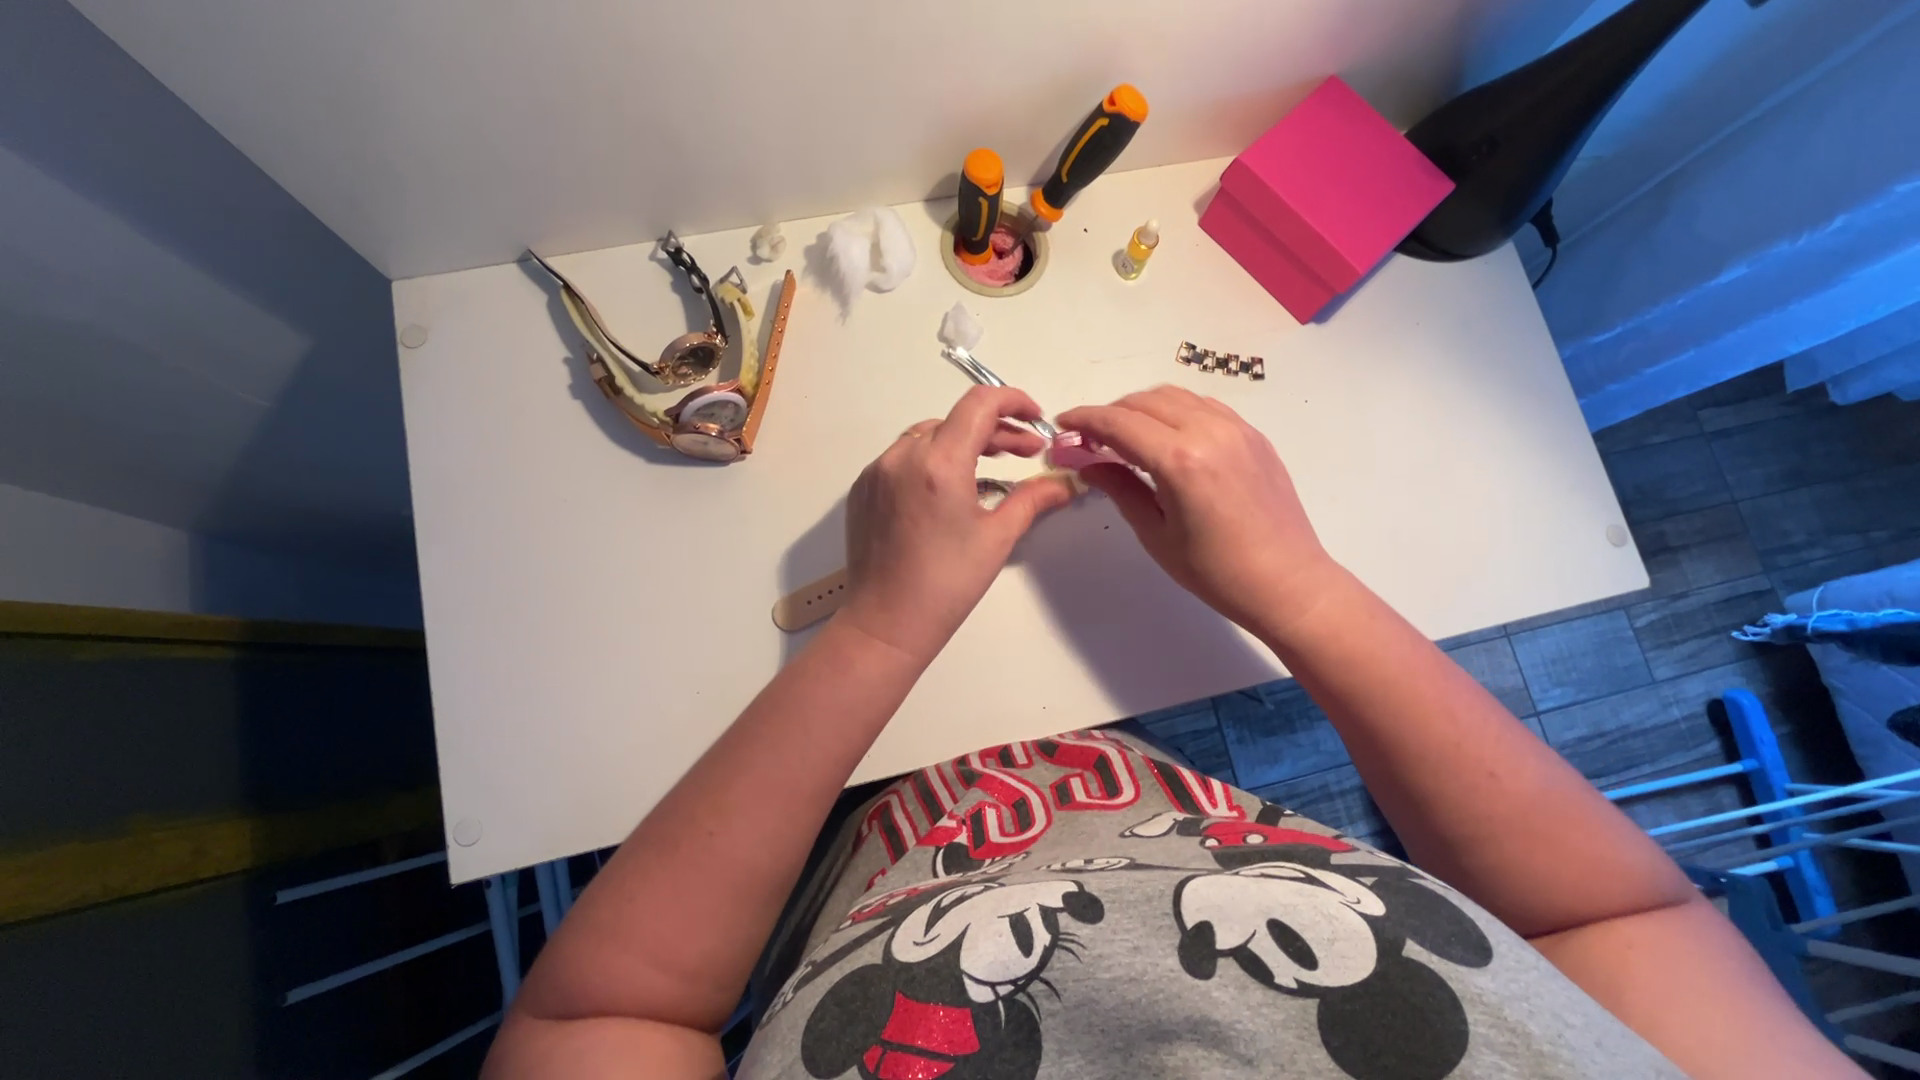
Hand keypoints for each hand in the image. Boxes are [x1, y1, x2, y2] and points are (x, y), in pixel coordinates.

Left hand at [840, 386, 1076, 662]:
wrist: (886, 622)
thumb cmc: (947, 584)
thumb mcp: (997, 538)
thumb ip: (1032, 500)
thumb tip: (1064, 485)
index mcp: (939, 463)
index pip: (980, 404)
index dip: (1014, 401)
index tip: (1036, 419)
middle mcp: (902, 456)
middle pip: (955, 420)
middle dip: (995, 430)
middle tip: (1026, 453)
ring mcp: (877, 471)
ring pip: (926, 436)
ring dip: (962, 442)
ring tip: (991, 468)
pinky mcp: (862, 489)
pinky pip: (902, 458)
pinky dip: (931, 460)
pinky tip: (950, 489)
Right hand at [1056, 386, 1342, 642]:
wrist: (1286, 582)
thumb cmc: (1215, 571)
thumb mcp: (1156, 534)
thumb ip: (1120, 489)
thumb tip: (1088, 464)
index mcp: (1180, 461)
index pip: (1119, 423)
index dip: (1085, 420)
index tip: (1063, 425)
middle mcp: (1209, 432)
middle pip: (1144, 402)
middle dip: (1109, 414)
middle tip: (1089, 439)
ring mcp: (1236, 429)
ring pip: (1175, 396)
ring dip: (1141, 408)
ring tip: (1123, 436)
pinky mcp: (1253, 435)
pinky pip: (1204, 405)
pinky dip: (1174, 410)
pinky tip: (1165, 436)